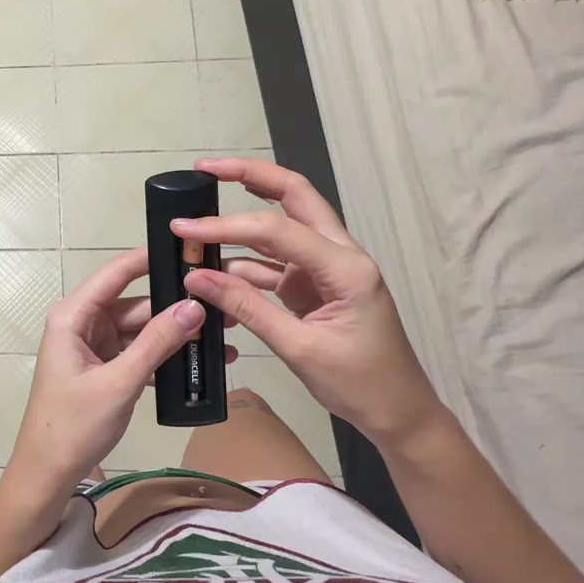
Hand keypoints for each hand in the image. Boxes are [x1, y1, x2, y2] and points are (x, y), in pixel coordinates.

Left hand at [5, 249, 208, 504]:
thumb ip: (156, 343)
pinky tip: (203, 365)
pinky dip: (167, 359)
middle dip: (177, 307)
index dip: (151, 258)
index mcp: (73, 315)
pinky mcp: (105, 368)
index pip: (116, 273)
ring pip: (142, 330)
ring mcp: (95, 346)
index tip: (190, 250)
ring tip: (226, 337)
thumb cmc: (73, 424)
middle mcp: (83, 323)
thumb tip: (193, 306)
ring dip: (177, 336)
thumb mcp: (119, 382)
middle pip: (136, 303)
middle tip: (225, 307)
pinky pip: (140, 353)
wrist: (48, 472)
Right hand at [174, 157, 445, 448]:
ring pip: (280, 226)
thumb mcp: (300, 349)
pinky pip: (272, 262)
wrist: (400, 415)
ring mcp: (325, 267)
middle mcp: (339, 254)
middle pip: (293, 196)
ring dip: (238, 224)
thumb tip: (195, 277)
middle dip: (248, 175)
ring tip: (194, 227)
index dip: (225, 225)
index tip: (183, 227)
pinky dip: (241, 264)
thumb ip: (246, 308)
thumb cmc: (362, 385)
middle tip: (204, 167)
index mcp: (346, 267)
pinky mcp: (313, 284)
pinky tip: (211, 273)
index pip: (277, 230)